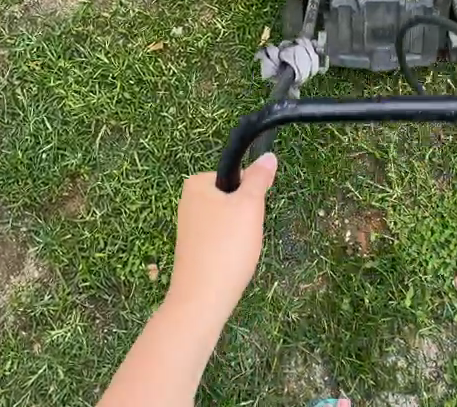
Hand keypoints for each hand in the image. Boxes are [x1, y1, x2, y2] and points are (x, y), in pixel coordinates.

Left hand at [167, 152, 278, 316]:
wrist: (201, 301)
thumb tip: (268, 156)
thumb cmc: (226, 246)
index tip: (250, 214)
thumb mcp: (249, 205)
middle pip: (232, 199)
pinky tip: (232, 264)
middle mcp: (188, 202)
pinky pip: (220, 241)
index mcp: (196, 184)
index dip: (250, 194)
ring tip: (239, 253)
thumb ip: (259, 178)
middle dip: (245, 217)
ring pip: (229, 222)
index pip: (236, 177)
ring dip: (240, 235)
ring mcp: (189, 229)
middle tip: (245, 236)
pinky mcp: (193, 251)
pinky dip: (230, 250)